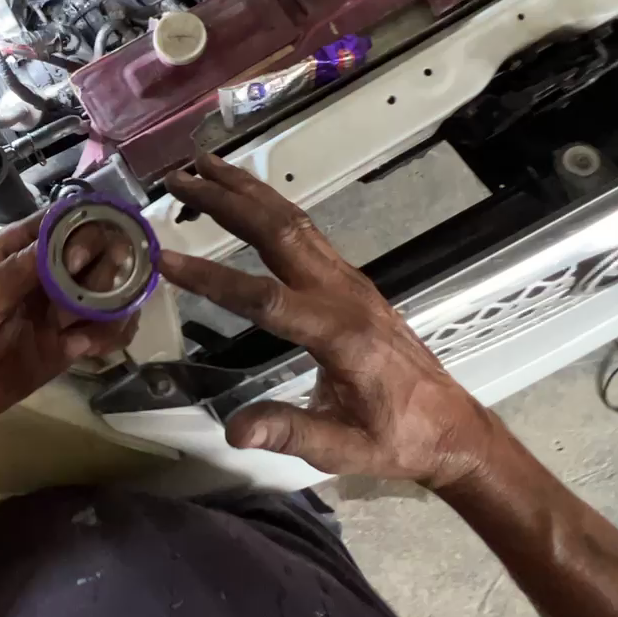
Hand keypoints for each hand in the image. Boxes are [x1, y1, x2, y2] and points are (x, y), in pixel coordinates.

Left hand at [0, 212, 138, 434]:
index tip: (78, 257)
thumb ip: (11, 275)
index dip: (76, 230)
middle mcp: (43, 272)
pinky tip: (92, 348)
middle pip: (91, 250)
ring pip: (107, 286)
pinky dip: (113, 332)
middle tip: (95, 291)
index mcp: (12, 252)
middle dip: (102, 265)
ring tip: (90, 326)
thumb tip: (53, 244)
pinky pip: (107, 326)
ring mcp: (59, 306)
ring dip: (113, 300)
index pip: (55, 224)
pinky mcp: (72, 340)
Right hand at [160, 154, 501, 488]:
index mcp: (339, 335)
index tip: (167, 260)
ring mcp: (347, 279)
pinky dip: (268, 203)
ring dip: (245, 190)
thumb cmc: (397, 440)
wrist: (451, 426)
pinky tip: (245, 195)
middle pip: (278, 233)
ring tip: (203, 166)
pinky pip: (303, 229)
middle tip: (179, 180)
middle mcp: (342, 292)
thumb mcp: (345, 449)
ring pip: (292, 220)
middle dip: (225, 202)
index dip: (213, 279)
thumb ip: (289, 433)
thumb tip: (234, 429)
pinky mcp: (348, 278)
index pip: (265, 299)